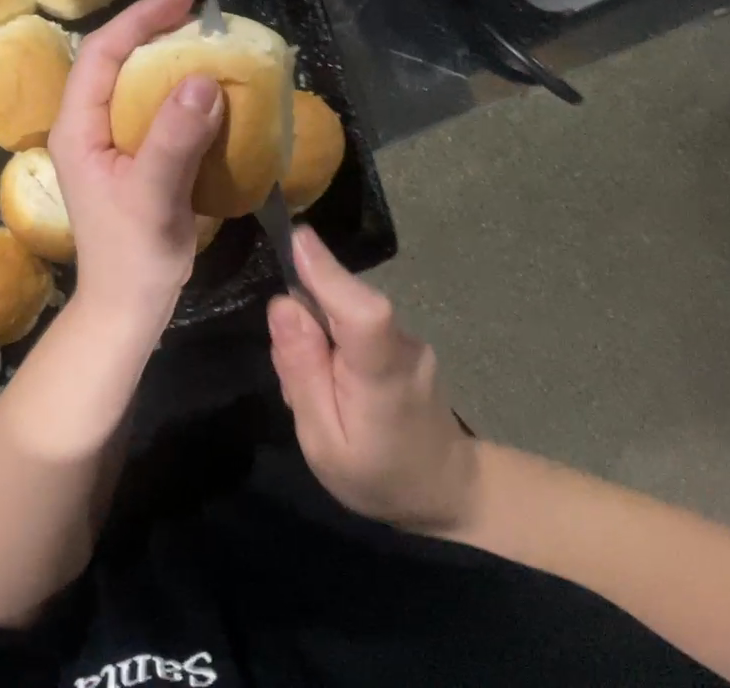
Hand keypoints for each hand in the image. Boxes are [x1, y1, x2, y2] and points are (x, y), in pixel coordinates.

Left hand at [48, 0, 224, 329]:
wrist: (128, 304)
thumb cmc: (134, 254)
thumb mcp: (154, 195)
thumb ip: (174, 138)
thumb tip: (202, 78)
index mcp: (76, 128)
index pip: (101, 54)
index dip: (140, 20)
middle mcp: (84, 128)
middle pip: (114, 62)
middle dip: (155, 34)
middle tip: (202, 18)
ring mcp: (104, 145)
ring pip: (132, 86)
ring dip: (168, 63)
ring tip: (208, 46)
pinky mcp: (126, 160)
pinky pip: (149, 112)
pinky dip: (177, 96)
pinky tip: (206, 94)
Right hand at [269, 227, 479, 533]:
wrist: (447, 491)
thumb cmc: (378, 476)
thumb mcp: (322, 441)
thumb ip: (302, 372)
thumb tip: (282, 306)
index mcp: (383, 376)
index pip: (362, 311)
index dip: (328, 273)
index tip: (295, 237)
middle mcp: (403, 345)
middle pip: (341, 306)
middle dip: (302, 323)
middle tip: (295, 385)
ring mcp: (408, 340)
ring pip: (341, 316)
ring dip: (314, 340)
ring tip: (317, 398)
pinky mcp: (402, 340)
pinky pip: (352, 325)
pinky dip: (330, 345)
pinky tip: (335, 388)